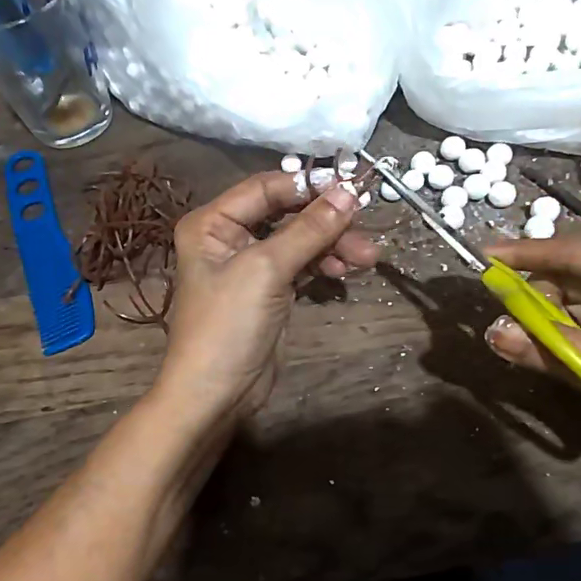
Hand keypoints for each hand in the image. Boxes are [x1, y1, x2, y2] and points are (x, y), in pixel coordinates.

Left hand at [157, 171, 378, 425]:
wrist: (215, 395)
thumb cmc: (229, 324)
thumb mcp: (266, 270)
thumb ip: (308, 229)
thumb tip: (349, 192)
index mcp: (212, 223)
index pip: (265, 188)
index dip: (307, 186)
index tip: (352, 188)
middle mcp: (228, 238)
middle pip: (286, 214)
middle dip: (326, 222)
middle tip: (365, 229)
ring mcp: (251, 266)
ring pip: (300, 241)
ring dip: (333, 245)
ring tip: (368, 259)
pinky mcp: (270, 292)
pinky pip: (303, 266)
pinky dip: (325, 264)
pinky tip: (348, 270)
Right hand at [481, 236, 580, 488]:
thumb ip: (563, 354)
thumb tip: (492, 332)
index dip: (531, 255)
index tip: (482, 255)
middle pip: (574, 271)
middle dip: (535, 294)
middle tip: (497, 318)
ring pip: (571, 296)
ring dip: (542, 318)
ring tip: (515, 338)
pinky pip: (579, 319)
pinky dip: (556, 334)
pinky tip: (539, 348)